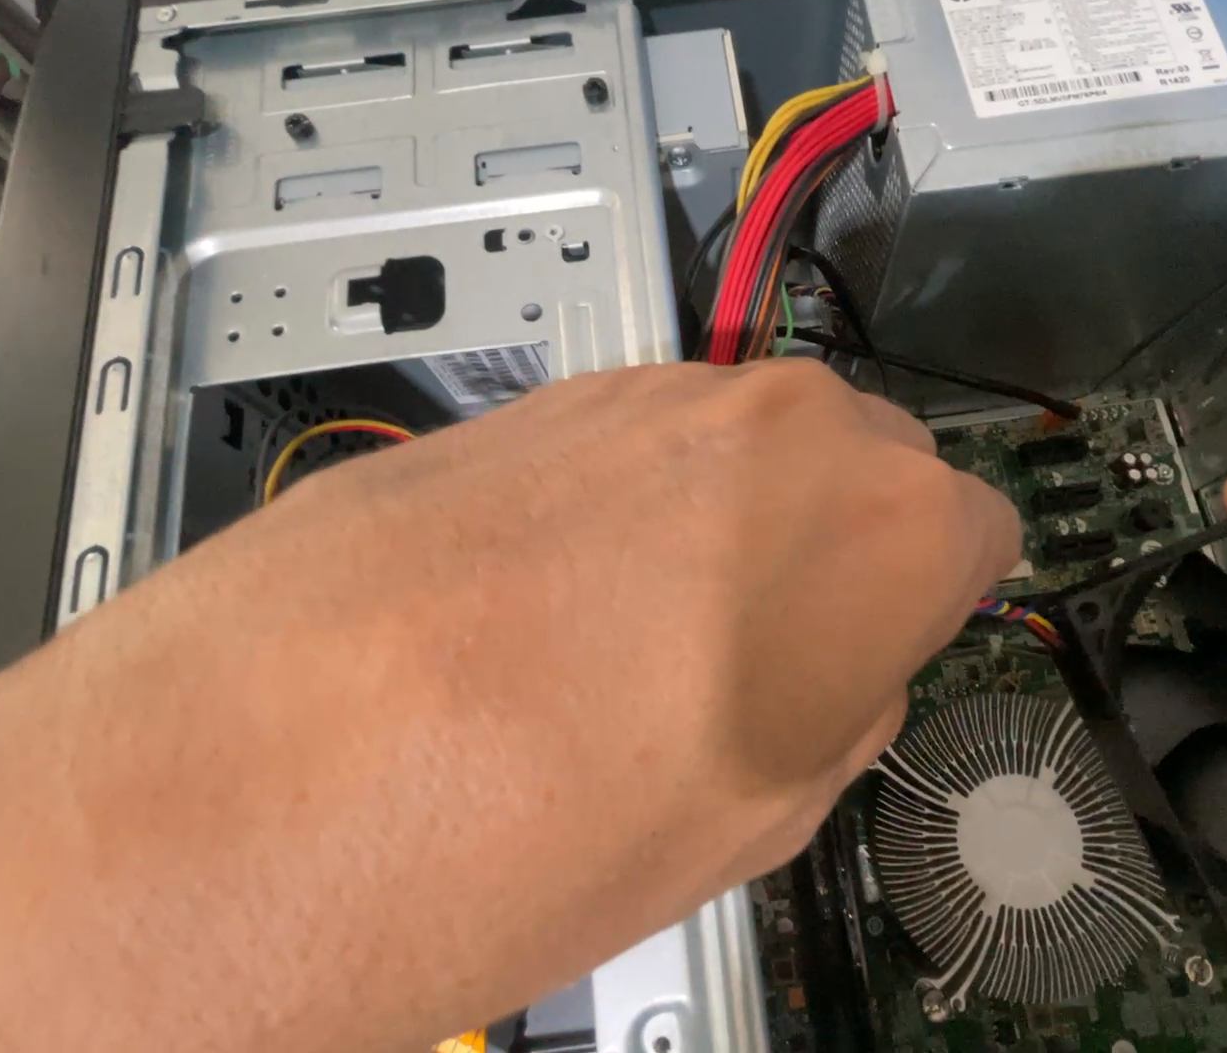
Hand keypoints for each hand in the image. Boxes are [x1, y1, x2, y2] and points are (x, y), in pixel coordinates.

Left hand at [0, 360, 1019, 1052]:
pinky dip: (649, 504)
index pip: (974, 526)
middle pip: (869, 466)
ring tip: (656, 633)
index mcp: (878, 525)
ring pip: (758, 447)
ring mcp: (655, 396)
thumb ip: (845, 702)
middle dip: (849, 547)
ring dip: (739, 526)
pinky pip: (656, 442)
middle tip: (782, 641)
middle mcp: (776, 426)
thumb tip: (856, 659)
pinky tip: (577, 592)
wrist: (252, 779)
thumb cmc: (523, 829)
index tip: (901, 628)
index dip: (940, 590)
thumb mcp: (757, 813)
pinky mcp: (551, 397)